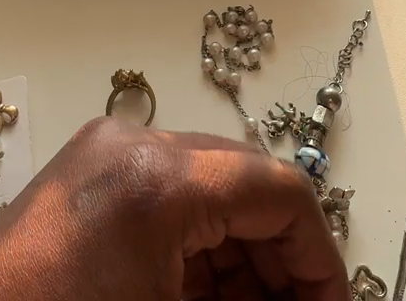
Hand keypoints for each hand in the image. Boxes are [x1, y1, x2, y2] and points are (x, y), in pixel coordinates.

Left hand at [0, 116, 347, 300]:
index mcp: (159, 177)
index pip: (279, 190)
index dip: (319, 260)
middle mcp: (133, 144)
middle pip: (245, 186)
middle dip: (278, 262)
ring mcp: (104, 153)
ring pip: (208, 193)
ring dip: (240, 261)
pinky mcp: (86, 176)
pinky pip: (166, 203)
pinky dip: (196, 253)